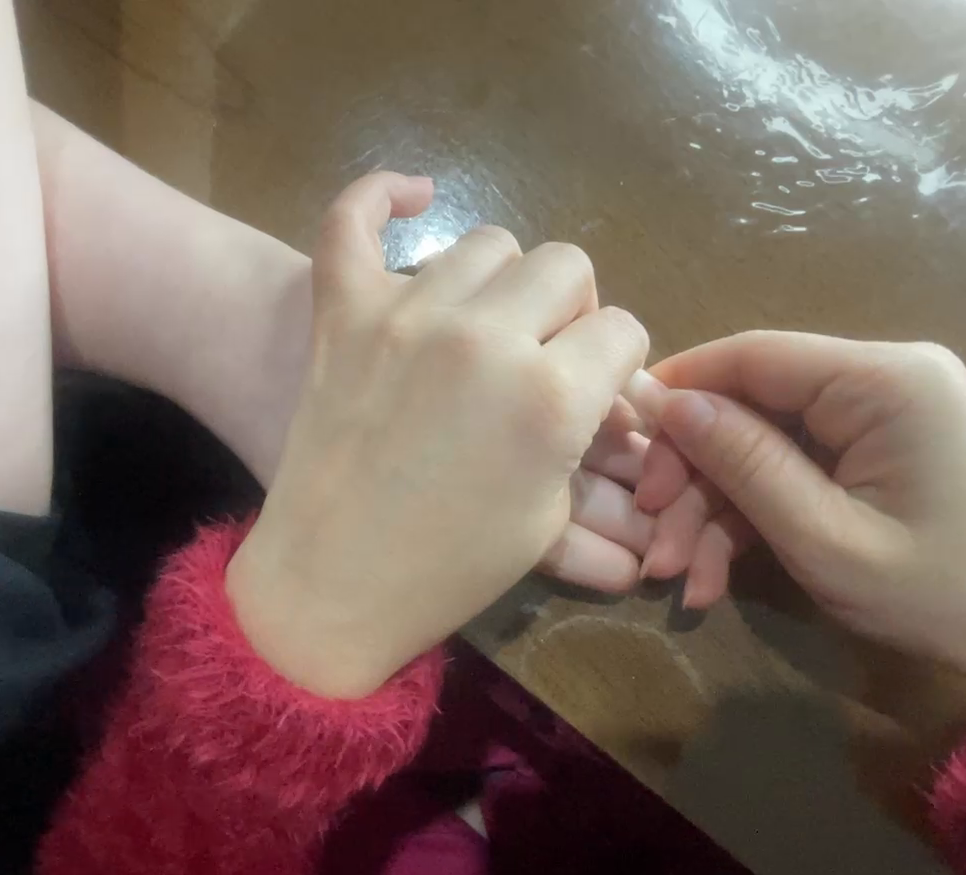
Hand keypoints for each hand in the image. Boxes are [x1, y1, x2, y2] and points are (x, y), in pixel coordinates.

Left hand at [227, 173, 649, 697]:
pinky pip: (354, 219)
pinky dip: (381, 198)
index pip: (624, 331)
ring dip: (502, 282)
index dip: (618, 366)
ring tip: (484, 328)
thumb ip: (597, 460)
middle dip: (572, 315)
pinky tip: (413, 198)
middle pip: (566, 268)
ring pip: (488, 243)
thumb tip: (636, 428)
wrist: (330, 585)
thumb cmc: (447, 573)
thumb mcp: (543, 526)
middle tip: (545, 360)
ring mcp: (406, 313)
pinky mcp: (342, 311)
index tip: (597, 395)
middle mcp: (487, 336)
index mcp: (551, 398)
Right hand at [646, 331, 965, 797]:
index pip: (754, 355)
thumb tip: (669, 404)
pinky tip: (718, 577)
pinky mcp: (881, 455)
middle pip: (753, 411)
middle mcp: (885, 380)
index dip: (679, 390)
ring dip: (716, 517)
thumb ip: (744, 464)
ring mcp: (884, 419)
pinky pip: (797, 474)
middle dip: (696, 482)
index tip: (622, 437)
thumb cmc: (946, 597)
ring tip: (684, 584)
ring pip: (766, 451)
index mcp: (885, 380)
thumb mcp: (824, 538)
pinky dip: (754, 523)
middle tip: (653, 548)